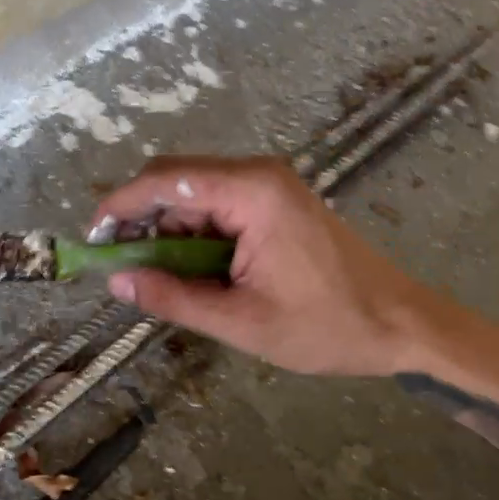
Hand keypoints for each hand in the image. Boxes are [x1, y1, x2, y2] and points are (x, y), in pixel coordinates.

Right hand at [93, 156, 444, 376]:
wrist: (405, 324)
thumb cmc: (329, 326)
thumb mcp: (243, 322)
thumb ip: (174, 298)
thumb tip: (116, 280)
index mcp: (250, 192)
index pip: (165, 181)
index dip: (121, 205)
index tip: (93, 237)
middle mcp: (255, 173)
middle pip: (173, 180)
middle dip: (142, 219)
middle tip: (124, 264)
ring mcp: (266, 182)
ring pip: (191, 192)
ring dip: (168, 230)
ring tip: (164, 278)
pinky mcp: (272, 198)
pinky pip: (214, 203)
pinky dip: (194, 233)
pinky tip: (196, 269)